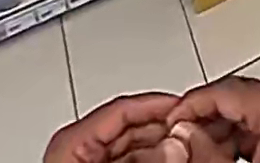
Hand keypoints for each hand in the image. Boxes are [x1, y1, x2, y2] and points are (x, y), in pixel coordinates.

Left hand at [45, 92, 182, 162]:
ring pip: (131, 147)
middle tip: (186, 129)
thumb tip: (175, 143)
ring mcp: (85, 162)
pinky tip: (167, 161)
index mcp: (72, 139)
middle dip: (160, 127)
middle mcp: (78, 147)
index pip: (122, 107)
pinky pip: (127, 162)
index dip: (155, 103)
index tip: (182, 104)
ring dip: (158, 146)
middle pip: (129, 125)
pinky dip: (148, 161)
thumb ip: (142, 158)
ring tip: (181, 147)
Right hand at [164, 77, 259, 162]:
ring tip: (193, 151)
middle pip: (231, 98)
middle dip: (202, 119)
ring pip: (239, 115)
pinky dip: (232, 143)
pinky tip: (217, 158)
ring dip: (214, 133)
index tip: (171, 120)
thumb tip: (184, 132)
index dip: (191, 105)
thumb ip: (210, 152)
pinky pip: (253, 130)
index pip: (225, 89)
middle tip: (178, 137)